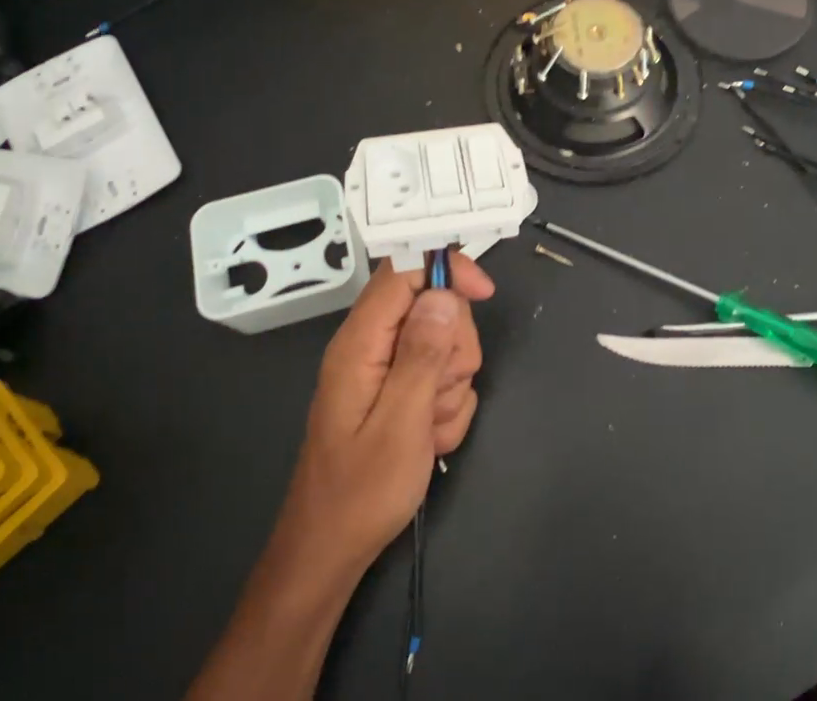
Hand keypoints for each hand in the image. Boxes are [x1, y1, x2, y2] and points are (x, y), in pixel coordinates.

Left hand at [276, 254, 492, 572]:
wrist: (332, 547)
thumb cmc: (361, 491)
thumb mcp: (400, 422)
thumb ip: (422, 354)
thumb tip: (442, 294)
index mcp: (361, 343)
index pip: (403, 272)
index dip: (446, 269)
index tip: (484, 293)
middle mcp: (372, 347)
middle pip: (435, 309)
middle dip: (453, 348)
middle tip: (437, 396)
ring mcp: (386, 372)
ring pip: (446, 347)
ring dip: (450, 387)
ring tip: (428, 429)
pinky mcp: (399, 394)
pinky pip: (442, 380)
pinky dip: (446, 408)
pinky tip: (429, 439)